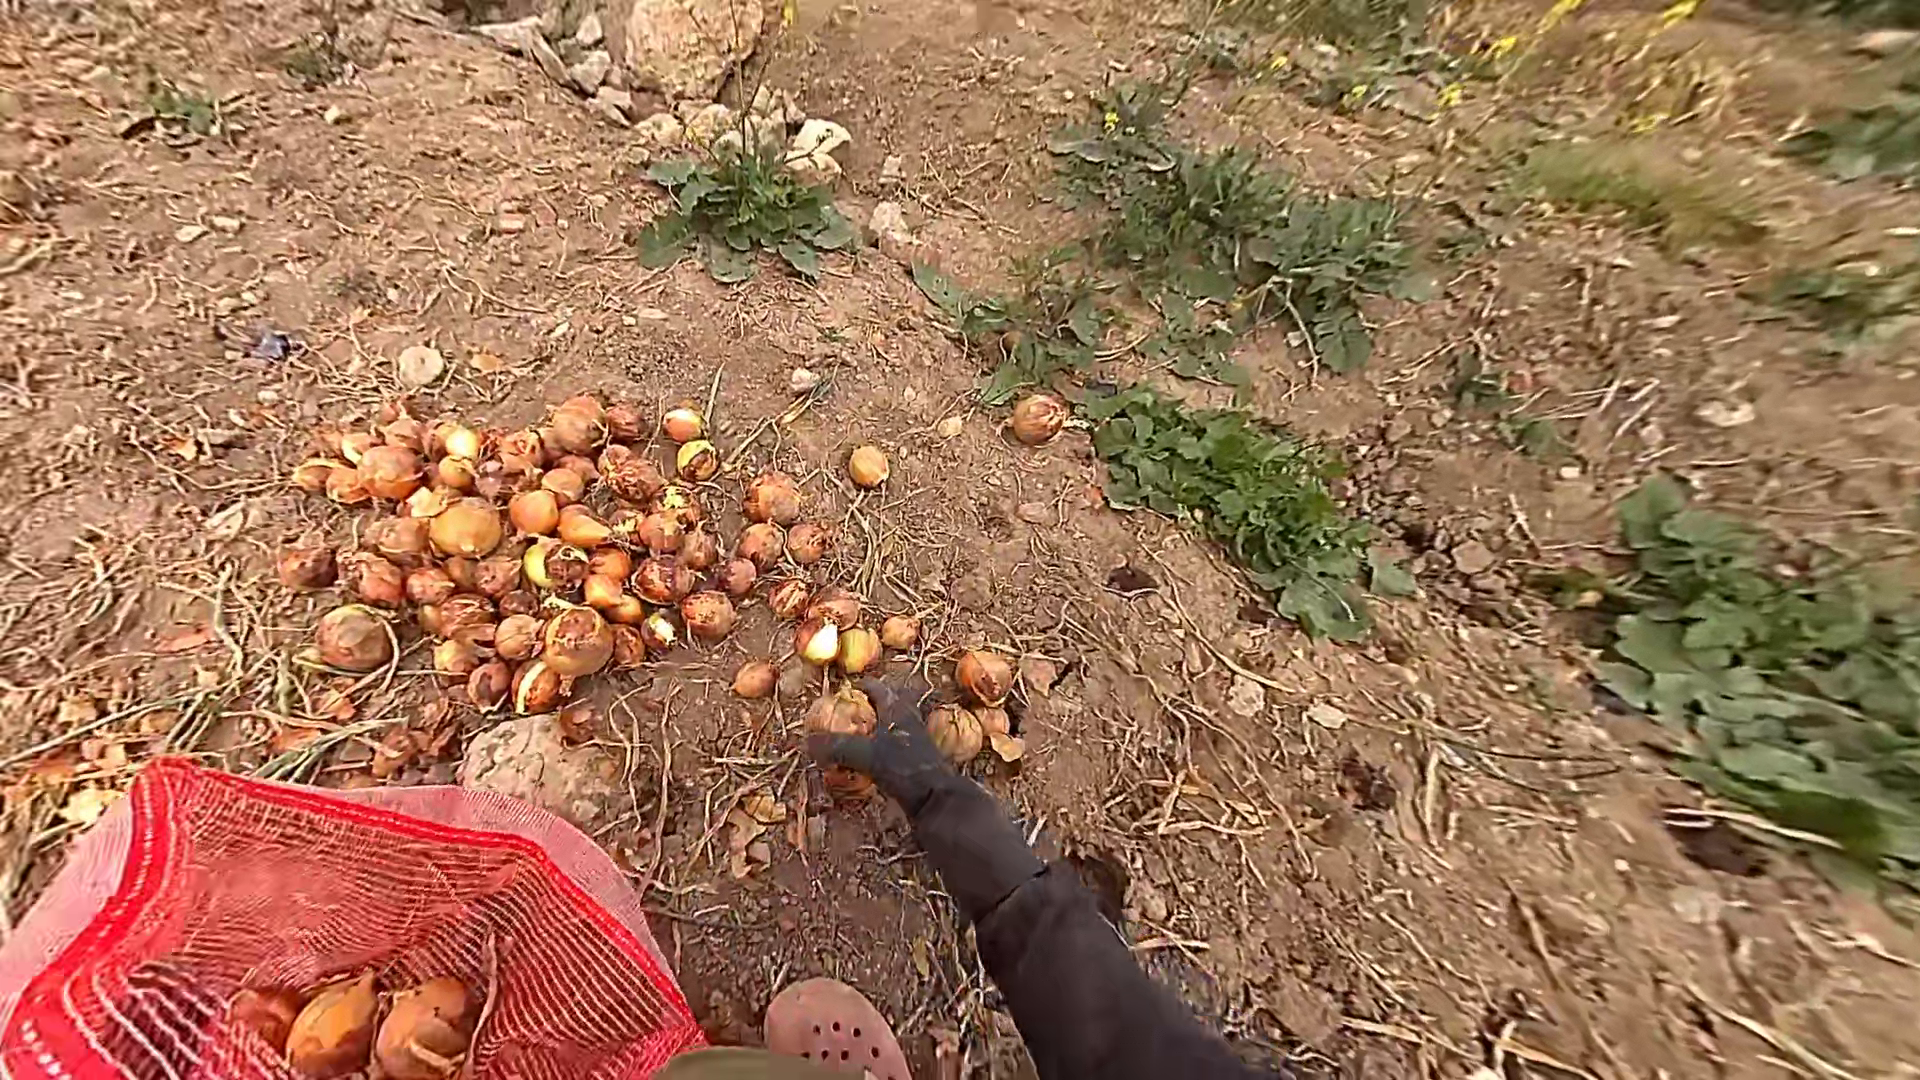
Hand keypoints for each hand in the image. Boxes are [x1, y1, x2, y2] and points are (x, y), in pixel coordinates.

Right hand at [806, 678, 951, 813]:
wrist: (936, 799)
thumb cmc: (906, 768)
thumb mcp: (868, 753)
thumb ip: (839, 746)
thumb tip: (808, 741)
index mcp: (897, 709)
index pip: (874, 687)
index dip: (856, 687)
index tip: (836, 695)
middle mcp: (905, 720)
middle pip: (879, 707)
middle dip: (858, 711)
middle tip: (836, 719)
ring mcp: (910, 740)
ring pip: (883, 728)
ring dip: (864, 733)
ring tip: (843, 742)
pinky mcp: (910, 761)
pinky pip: (885, 749)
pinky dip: (870, 752)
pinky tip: (858, 765)